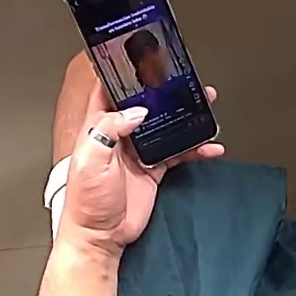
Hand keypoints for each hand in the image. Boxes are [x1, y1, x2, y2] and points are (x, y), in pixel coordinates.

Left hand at [60, 82, 222, 253]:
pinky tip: (209, 147)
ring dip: (184, 116)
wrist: (101, 237)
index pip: (108, 92)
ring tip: (204, 105)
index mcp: (97, 128)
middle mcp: (118, 137)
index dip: (121, 74)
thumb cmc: (86, 203)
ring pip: (165, 125)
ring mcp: (137, 153)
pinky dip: (195, 149)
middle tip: (182, 79)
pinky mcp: (152, 170)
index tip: (138, 59)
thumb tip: (137, 110)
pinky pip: (177, 153)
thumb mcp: (91, 161)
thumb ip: (110, 130)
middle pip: (143, 105)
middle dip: (163, 92)